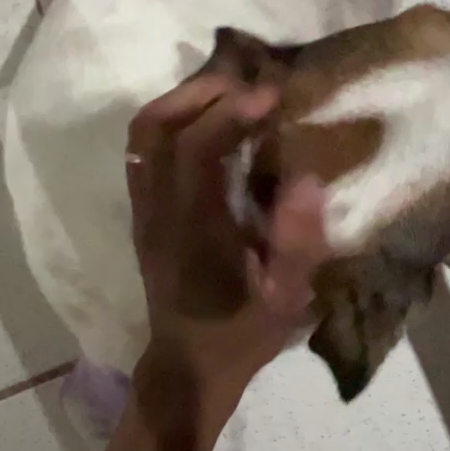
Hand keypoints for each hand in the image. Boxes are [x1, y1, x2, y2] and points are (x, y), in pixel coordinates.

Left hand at [126, 72, 329, 435]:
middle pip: (156, 126)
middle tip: (252, 84)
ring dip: (184, 100)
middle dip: (203, 91)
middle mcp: (158, 209)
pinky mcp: (142, 212)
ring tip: (230, 94)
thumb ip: (298, 246)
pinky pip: (143, 150)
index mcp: (192, 229)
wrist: (187, 366)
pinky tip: (207, 123)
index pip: (195, 149)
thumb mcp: (284, 303)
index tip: (272, 96)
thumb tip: (307, 181)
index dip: (230, 112)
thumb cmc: (240, 335)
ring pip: (143, 133)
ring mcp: (143, 209)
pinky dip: (172, 120)